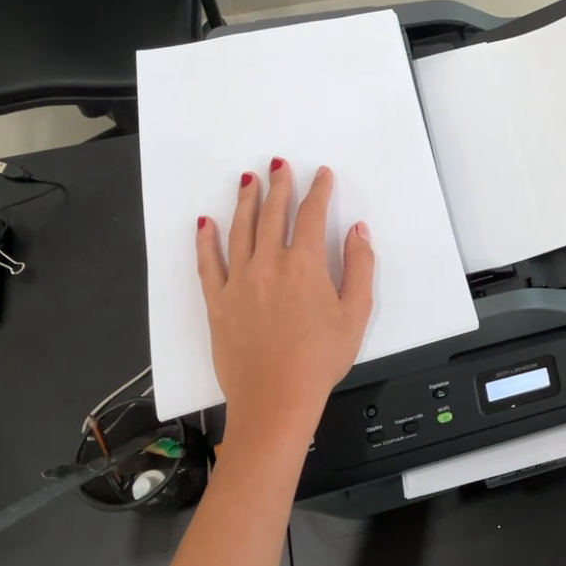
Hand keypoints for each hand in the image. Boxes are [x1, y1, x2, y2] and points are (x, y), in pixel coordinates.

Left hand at [195, 159, 374, 440]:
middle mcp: (270, 265)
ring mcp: (240, 282)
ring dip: (246, 201)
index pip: (312, 215)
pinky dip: (206, 241)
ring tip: (248, 179)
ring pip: (241, 230)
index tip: (322, 175)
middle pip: (274, 214)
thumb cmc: (319, 360)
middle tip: (280, 165)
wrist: (276, 400)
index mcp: (306, 266)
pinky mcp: (218, 303)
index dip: (318, 190)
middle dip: (279, 185)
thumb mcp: (356, 313)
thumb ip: (360, 266)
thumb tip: (358, 231)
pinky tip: (205, 223)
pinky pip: (208, 263)